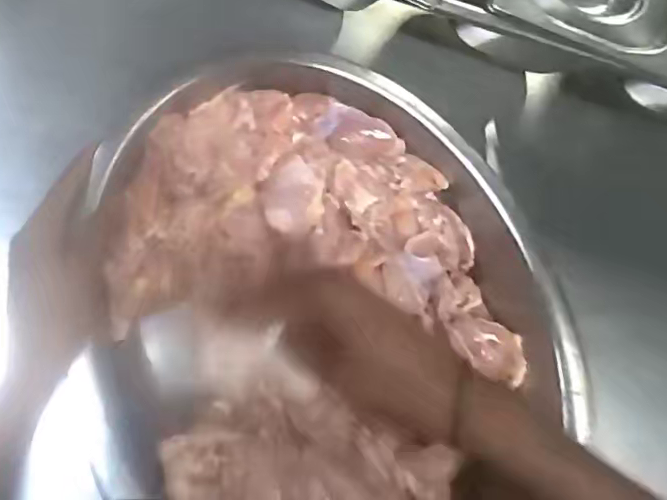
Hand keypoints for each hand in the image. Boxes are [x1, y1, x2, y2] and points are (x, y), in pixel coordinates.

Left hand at [5, 148, 105, 390]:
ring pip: (56, 217)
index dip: (83, 164)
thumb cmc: (62, 318)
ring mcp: (24, 255)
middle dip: (83, 181)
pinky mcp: (28, 272)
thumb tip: (111, 195)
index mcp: (37, 231)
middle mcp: (26, 235)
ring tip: (106, 190)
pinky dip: (73, 224)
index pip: (64, 186)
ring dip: (79, 203)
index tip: (102, 142)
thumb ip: (98, 228)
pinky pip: (54, 234)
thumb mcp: (87, 269)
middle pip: (58, 199)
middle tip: (111, 165)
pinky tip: (91, 228)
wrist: (32, 370)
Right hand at [233, 271, 467, 444]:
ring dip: (274, 286)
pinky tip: (286, 304)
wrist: (447, 389)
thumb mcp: (338, 374)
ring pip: (299, 278)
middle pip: (283, 277)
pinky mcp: (360, 294)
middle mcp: (335, 278)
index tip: (218, 310)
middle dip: (255, 287)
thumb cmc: (390, 385)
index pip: (272, 295)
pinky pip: (315, 284)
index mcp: (325, 294)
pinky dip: (295, 291)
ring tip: (249, 298)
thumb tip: (272, 331)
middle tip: (227, 298)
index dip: (243, 303)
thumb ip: (300, 346)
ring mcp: (350, 283)